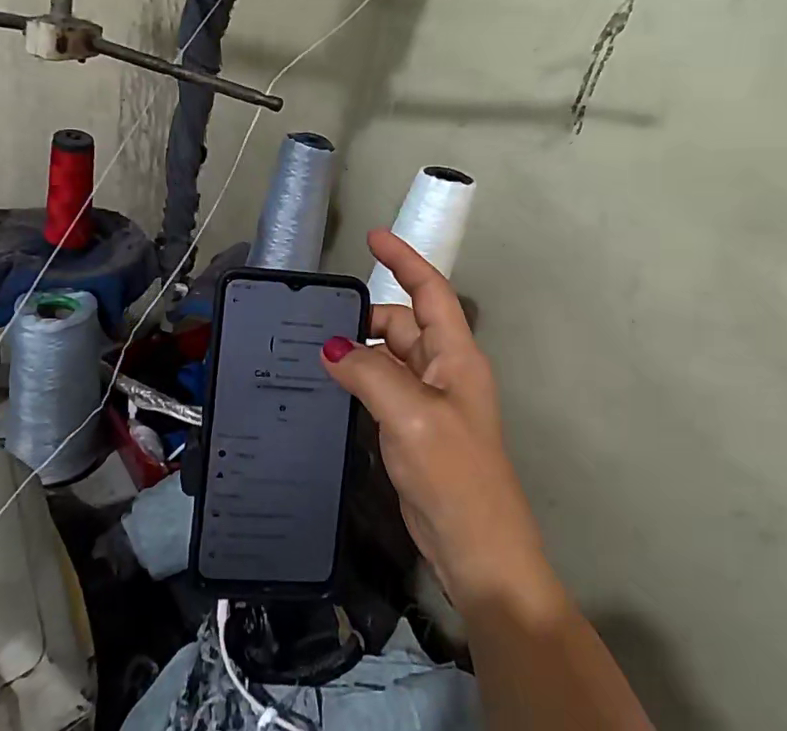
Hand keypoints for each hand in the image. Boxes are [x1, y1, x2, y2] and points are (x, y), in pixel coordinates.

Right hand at [320, 230, 560, 617]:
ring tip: (311, 352)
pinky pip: (378, 384)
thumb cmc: (455, 474)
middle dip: (364, 317)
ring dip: (356, 349)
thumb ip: (369, 372)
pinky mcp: (409, 426)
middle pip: (401, 323)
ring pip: (385, 355)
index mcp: (456, 358)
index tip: (373, 237)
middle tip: (316, 322)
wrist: (475, 548)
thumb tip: (329, 346)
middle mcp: (443, 372)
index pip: (431, 294)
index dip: (405, 261)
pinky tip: (326, 384)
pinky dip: (355, 377)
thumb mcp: (411, 415)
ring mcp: (426, 401)